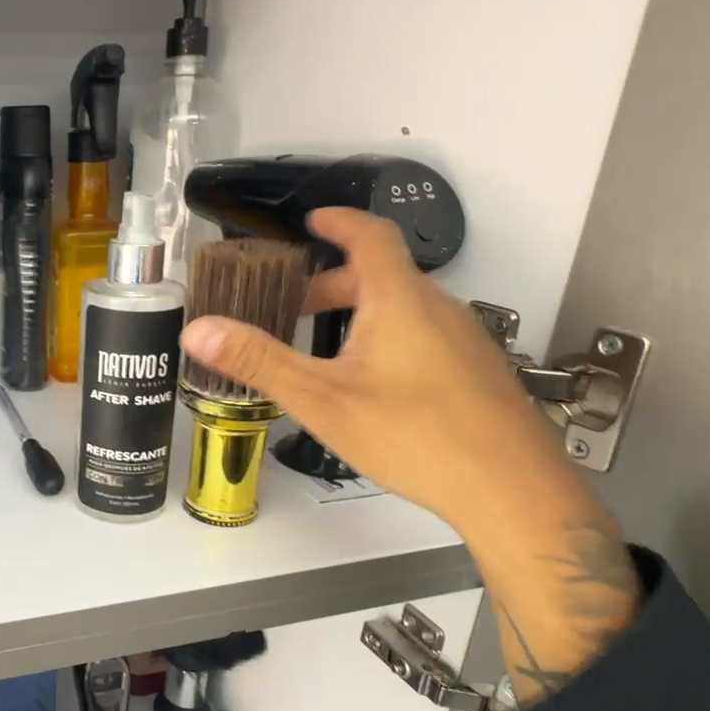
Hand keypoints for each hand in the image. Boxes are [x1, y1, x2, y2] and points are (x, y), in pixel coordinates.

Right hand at [179, 207, 583, 540]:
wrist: (510, 489)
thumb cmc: (416, 436)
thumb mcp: (322, 399)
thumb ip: (258, 361)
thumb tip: (199, 330)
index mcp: (400, 300)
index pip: (370, 236)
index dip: (339, 222)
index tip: (314, 221)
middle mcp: (438, 309)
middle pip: (382, 276)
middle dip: (333, 284)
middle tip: (294, 307)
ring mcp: (464, 340)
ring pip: (404, 308)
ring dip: (359, 313)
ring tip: (324, 352)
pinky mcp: (477, 371)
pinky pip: (425, 335)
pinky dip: (388, 338)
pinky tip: (372, 385)